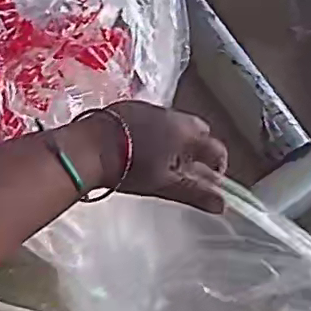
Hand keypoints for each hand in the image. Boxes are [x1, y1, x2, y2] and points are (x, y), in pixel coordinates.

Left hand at [73, 101, 228, 213]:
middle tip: (186, 167)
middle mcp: (173, 116)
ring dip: (175, 137)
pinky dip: (153, 129)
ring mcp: (151, 108)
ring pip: (175, 121)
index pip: (216, 148)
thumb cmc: (130, 169)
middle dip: (198, 147)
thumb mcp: (164, 185)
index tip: (211, 178)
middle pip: (198, 130)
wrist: (89, 147)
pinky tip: (138, 144)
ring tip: (161, 157)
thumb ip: (195, 193)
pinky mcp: (130, 106)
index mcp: (187, 135)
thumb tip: (221, 205)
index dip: (219, 165)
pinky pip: (152, 117)